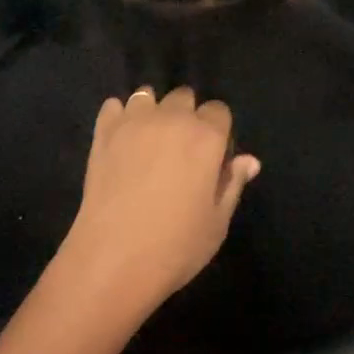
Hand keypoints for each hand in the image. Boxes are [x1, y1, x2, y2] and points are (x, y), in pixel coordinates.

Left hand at [59, 87, 261, 307]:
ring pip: (147, 95)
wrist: (114, 258)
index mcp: (205, 137)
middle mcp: (171, 118)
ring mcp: (134, 121)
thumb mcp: (217, 222)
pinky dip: (119, 117)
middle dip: (186, 116)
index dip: (217, 131)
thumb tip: (249, 160)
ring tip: (149, 142)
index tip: (211, 156)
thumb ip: (232, 183)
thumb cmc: (175, 246)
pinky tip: (121, 141)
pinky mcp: (104, 131)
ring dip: (152, 111)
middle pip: (184, 97)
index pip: (219, 110)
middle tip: (180, 151)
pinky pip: (114, 105)